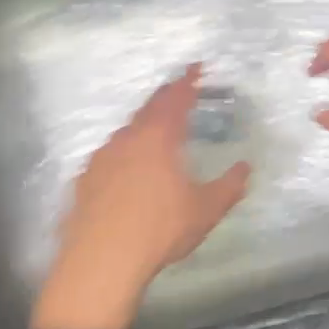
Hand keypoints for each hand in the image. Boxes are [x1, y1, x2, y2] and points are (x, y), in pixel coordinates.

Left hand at [31, 63, 250, 328]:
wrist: (101, 261)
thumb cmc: (160, 229)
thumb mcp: (206, 210)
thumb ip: (229, 186)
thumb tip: (244, 167)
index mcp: (159, 138)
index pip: (176, 99)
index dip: (188, 81)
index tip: (196, 67)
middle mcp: (127, 140)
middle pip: (148, 109)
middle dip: (165, 98)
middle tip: (178, 91)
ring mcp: (101, 159)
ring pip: (126, 132)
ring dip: (143, 127)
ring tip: (155, 133)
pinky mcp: (84, 182)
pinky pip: (109, 157)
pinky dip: (124, 154)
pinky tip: (128, 171)